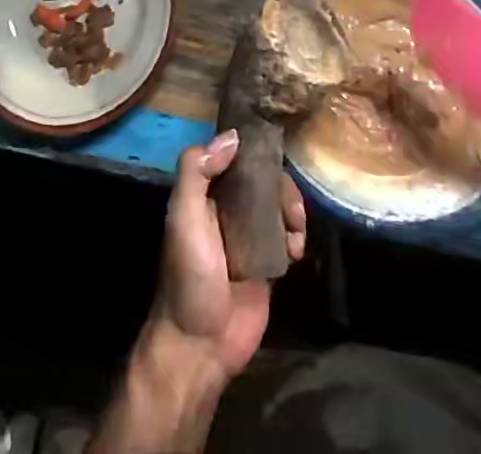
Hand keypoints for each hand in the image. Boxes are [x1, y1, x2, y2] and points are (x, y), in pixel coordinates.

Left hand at [151, 129, 306, 379]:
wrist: (202, 344)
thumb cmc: (189, 276)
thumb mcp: (183, 218)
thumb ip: (196, 173)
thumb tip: (231, 136)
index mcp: (202, 194)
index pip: (230, 157)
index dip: (251, 148)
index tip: (275, 144)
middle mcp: (224, 208)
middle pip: (260, 179)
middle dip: (279, 186)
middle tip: (290, 207)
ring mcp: (247, 234)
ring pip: (276, 204)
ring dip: (292, 210)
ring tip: (296, 231)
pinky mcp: (267, 261)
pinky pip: (287, 235)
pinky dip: (297, 235)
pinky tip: (297, 250)